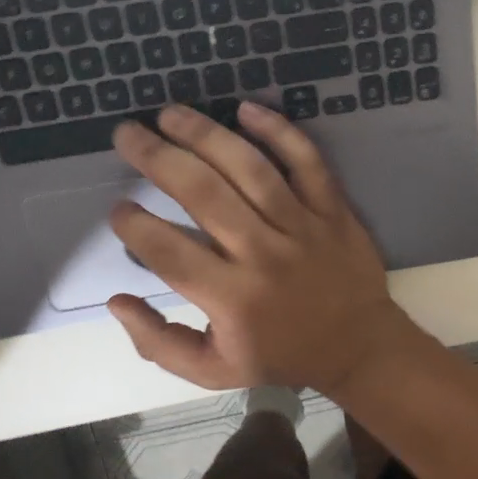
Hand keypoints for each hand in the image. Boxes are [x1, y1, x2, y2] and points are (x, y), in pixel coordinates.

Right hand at [106, 102, 423, 392]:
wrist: (359, 346)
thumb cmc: (281, 355)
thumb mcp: (214, 370)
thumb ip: (159, 342)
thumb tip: (117, 300)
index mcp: (232, 298)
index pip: (170, 252)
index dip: (136, 226)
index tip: (118, 208)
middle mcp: (263, 254)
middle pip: (204, 194)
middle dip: (158, 158)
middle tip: (128, 134)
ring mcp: (302, 225)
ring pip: (250, 168)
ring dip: (206, 134)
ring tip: (170, 113)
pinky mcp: (332, 208)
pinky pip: (306, 161)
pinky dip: (279, 131)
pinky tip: (246, 108)